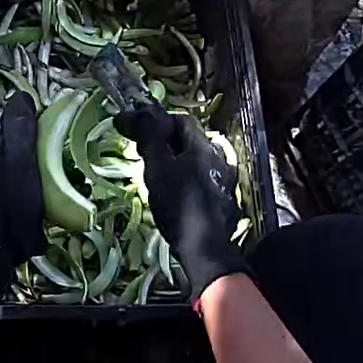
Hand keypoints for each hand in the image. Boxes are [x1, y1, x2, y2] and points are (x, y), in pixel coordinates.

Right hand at [115, 103, 247, 297]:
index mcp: (203, 147)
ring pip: (195, 162)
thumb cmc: (179, 204)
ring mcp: (223, 181)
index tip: (140, 131)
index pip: (181, 121)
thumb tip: (139, 114)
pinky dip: (184, 179)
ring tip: (155, 174)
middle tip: (144, 153)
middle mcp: (218, 159)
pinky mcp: (222, 201)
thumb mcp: (158, 167)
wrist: (205, 248)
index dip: (159, 121)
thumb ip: (150, 138)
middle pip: (189, 141)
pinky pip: (200, 180)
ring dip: (175, 162)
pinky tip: (173, 193)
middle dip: (165, 142)